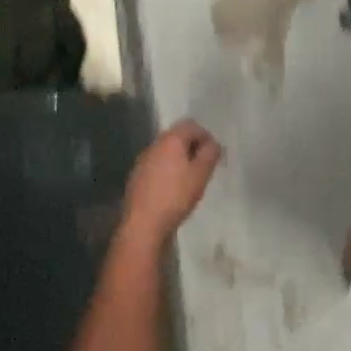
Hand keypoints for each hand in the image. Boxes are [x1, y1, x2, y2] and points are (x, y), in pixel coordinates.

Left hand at [120, 119, 222, 246]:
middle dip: (192, 147)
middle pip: (177, 137)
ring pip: (165, 152)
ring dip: (179, 159)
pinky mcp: (136, 177)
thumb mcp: (200, 175)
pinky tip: (172, 189)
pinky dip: (167, 170)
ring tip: (189, 179)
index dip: (205, 135)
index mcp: (170, 140)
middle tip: (203, 166)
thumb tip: (213, 143)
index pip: (191, 125)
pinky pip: (156, 165)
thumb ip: (210, 154)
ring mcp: (142, 161)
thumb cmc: (176, 197)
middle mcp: (154, 146)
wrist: (142, 225)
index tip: (213, 154)